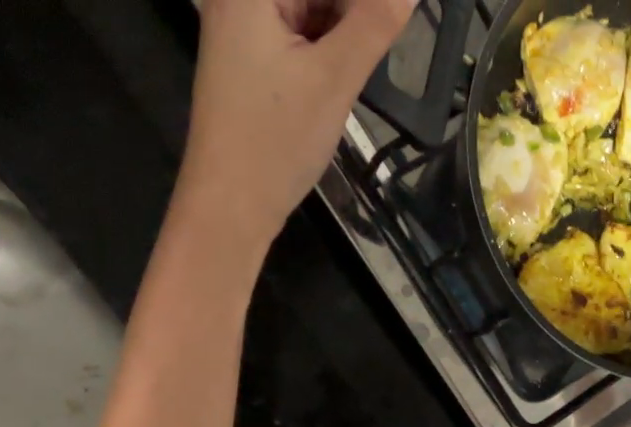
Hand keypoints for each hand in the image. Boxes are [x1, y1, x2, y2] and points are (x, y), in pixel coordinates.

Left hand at [178, 0, 414, 242]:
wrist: (232, 203)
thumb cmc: (276, 140)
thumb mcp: (334, 79)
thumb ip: (373, 24)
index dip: (367, 2)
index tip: (399, 15)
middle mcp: (241, 0)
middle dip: (357, 14)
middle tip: (390, 36)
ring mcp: (245, 30)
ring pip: (312, 11)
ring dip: (346, 30)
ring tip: (357, 69)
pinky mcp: (253, 61)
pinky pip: (301, 35)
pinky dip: (329, 48)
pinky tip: (342, 75)